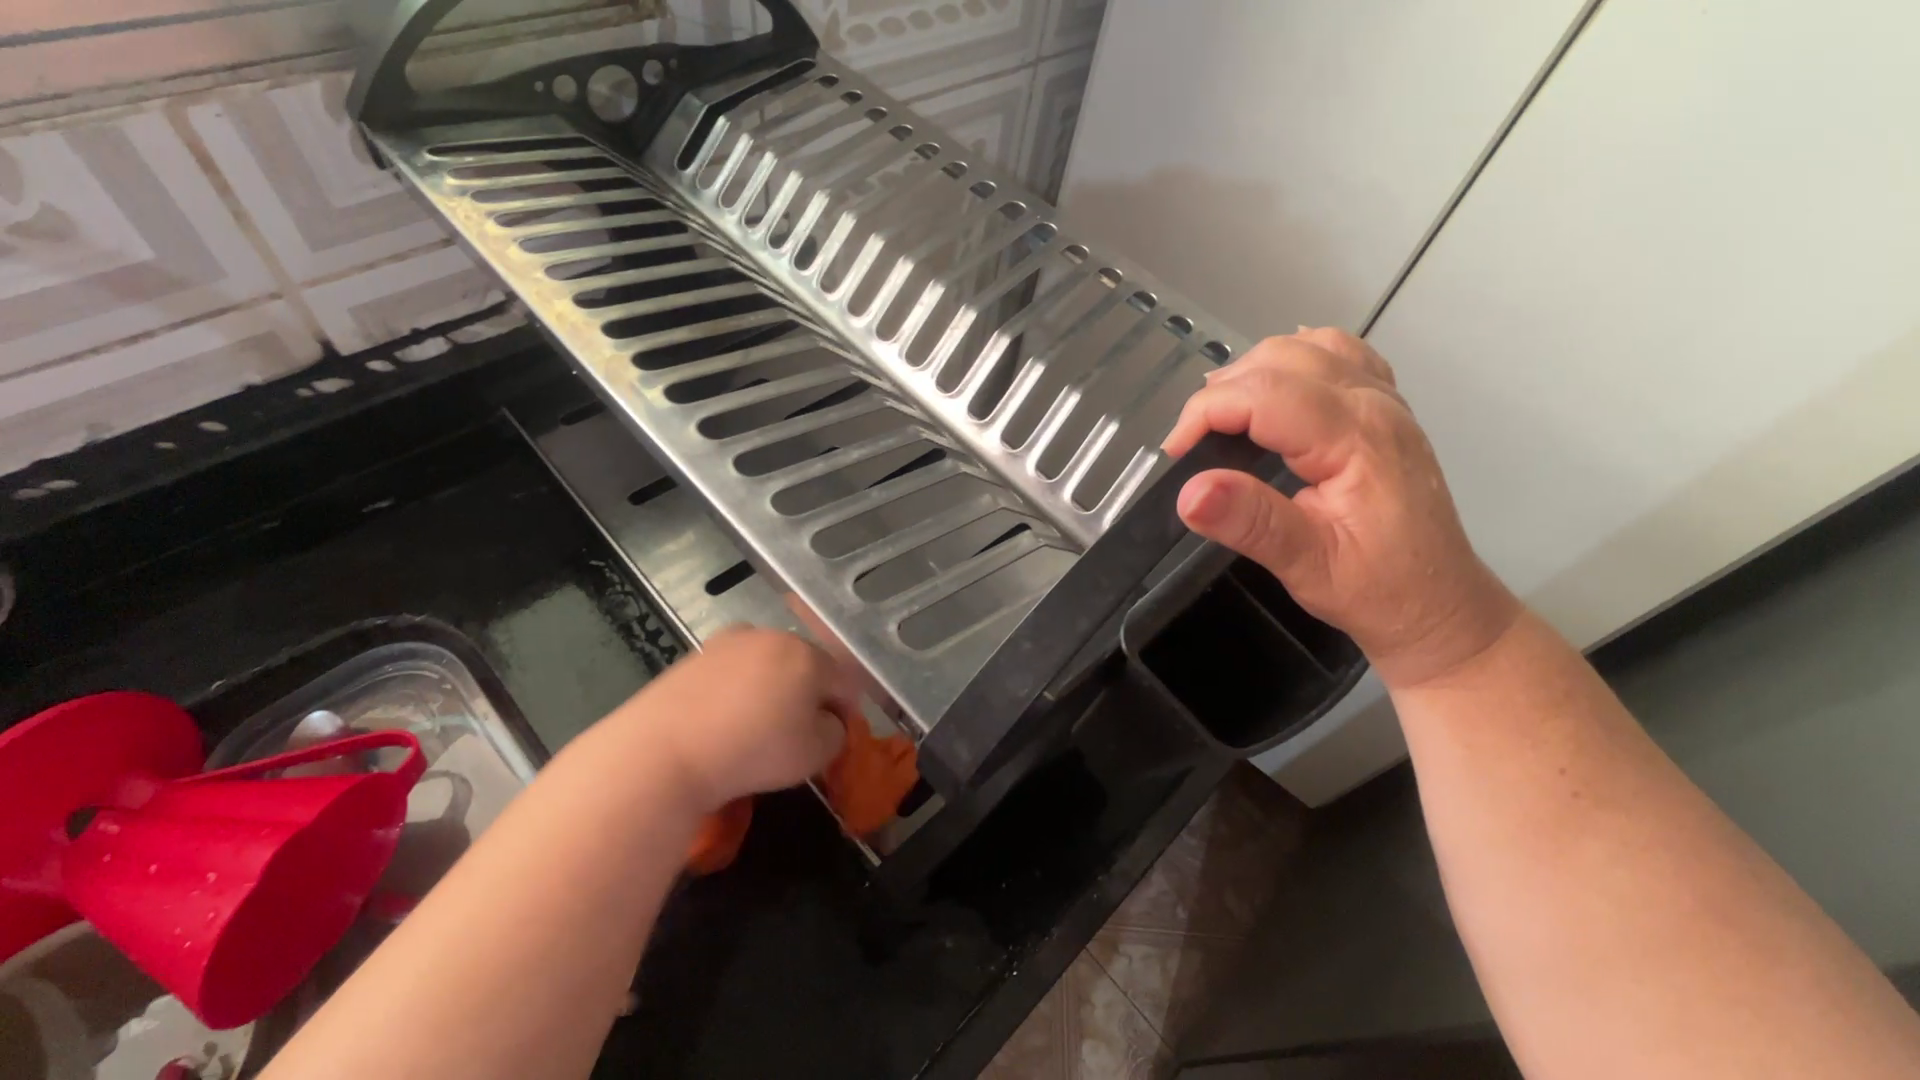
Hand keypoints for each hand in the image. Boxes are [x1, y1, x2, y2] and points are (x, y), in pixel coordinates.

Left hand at [613, 627, 850, 811]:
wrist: (664, 751)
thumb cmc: (753, 752)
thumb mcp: (815, 754)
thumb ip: (836, 732)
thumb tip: (828, 721)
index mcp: (808, 655)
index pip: (844, 680)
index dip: (845, 711)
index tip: (834, 739)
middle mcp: (772, 636)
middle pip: (805, 665)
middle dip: (808, 695)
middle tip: (797, 733)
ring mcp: (729, 641)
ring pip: (767, 665)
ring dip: (772, 690)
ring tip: (756, 728)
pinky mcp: (695, 655)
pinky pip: (732, 673)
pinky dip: (737, 692)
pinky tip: (724, 722)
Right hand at [1163, 328, 1521, 688]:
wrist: (1440, 606)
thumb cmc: (1378, 590)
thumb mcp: (1308, 566)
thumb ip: (1251, 523)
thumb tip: (1189, 492)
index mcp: (1356, 437)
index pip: (1264, 393)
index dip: (1206, 413)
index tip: (1175, 455)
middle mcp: (1374, 404)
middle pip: (1282, 359)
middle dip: (1224, 393)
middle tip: (1194, 445)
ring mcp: (1385, 401)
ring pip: (1308, 348)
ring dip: (1255, 371)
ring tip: (1224, 417)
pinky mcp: (1385, 409)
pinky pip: (1338, 356)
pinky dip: (1296, 360)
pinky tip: (1275, 386)